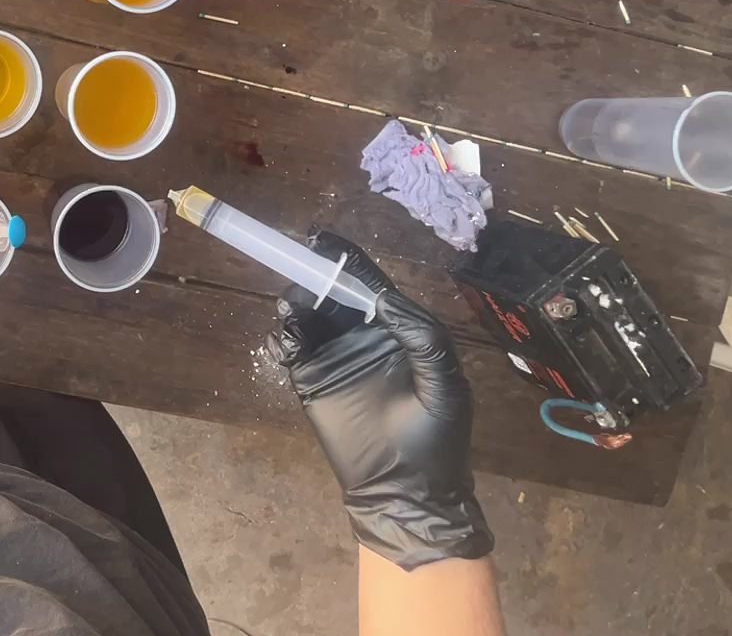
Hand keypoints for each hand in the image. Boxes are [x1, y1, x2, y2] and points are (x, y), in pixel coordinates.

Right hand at [267, 230, 492, 568]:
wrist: (405, 492)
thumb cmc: (435, 439)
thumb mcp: (445, 386)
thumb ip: (422, 337)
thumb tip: (383, 297)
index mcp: (394, 330)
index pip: (367, 285)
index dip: (346, 260)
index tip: (323, 240)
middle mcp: (359, 334)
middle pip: (330, 290)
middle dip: (315, 271)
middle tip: (302, 260)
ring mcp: (331, 353)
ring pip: (307, 311)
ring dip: (298, 297)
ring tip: (296, 298)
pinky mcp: (307, 374)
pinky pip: (291, 342)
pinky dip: (286, 328)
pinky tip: (291, 327)